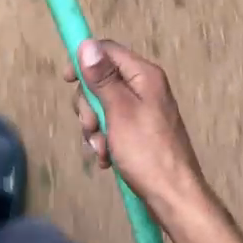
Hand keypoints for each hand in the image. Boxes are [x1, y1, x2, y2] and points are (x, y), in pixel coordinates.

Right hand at [69, 38, 209, 216]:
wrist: (175, 199)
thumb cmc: (147, 152)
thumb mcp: (119, 111)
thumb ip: (102, 77)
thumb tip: (86, 43)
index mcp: (144, 75)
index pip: (107, 51)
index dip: (84, 61)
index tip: (68, 81)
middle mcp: (145, 87)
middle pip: (102, 79)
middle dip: (89, 105)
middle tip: (91, 127)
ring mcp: (143, 111)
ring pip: (103, 105)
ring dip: (95, 128)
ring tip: (101, 149)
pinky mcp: (140, 132)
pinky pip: (112, 125)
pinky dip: (105, 140)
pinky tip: (107, 158)